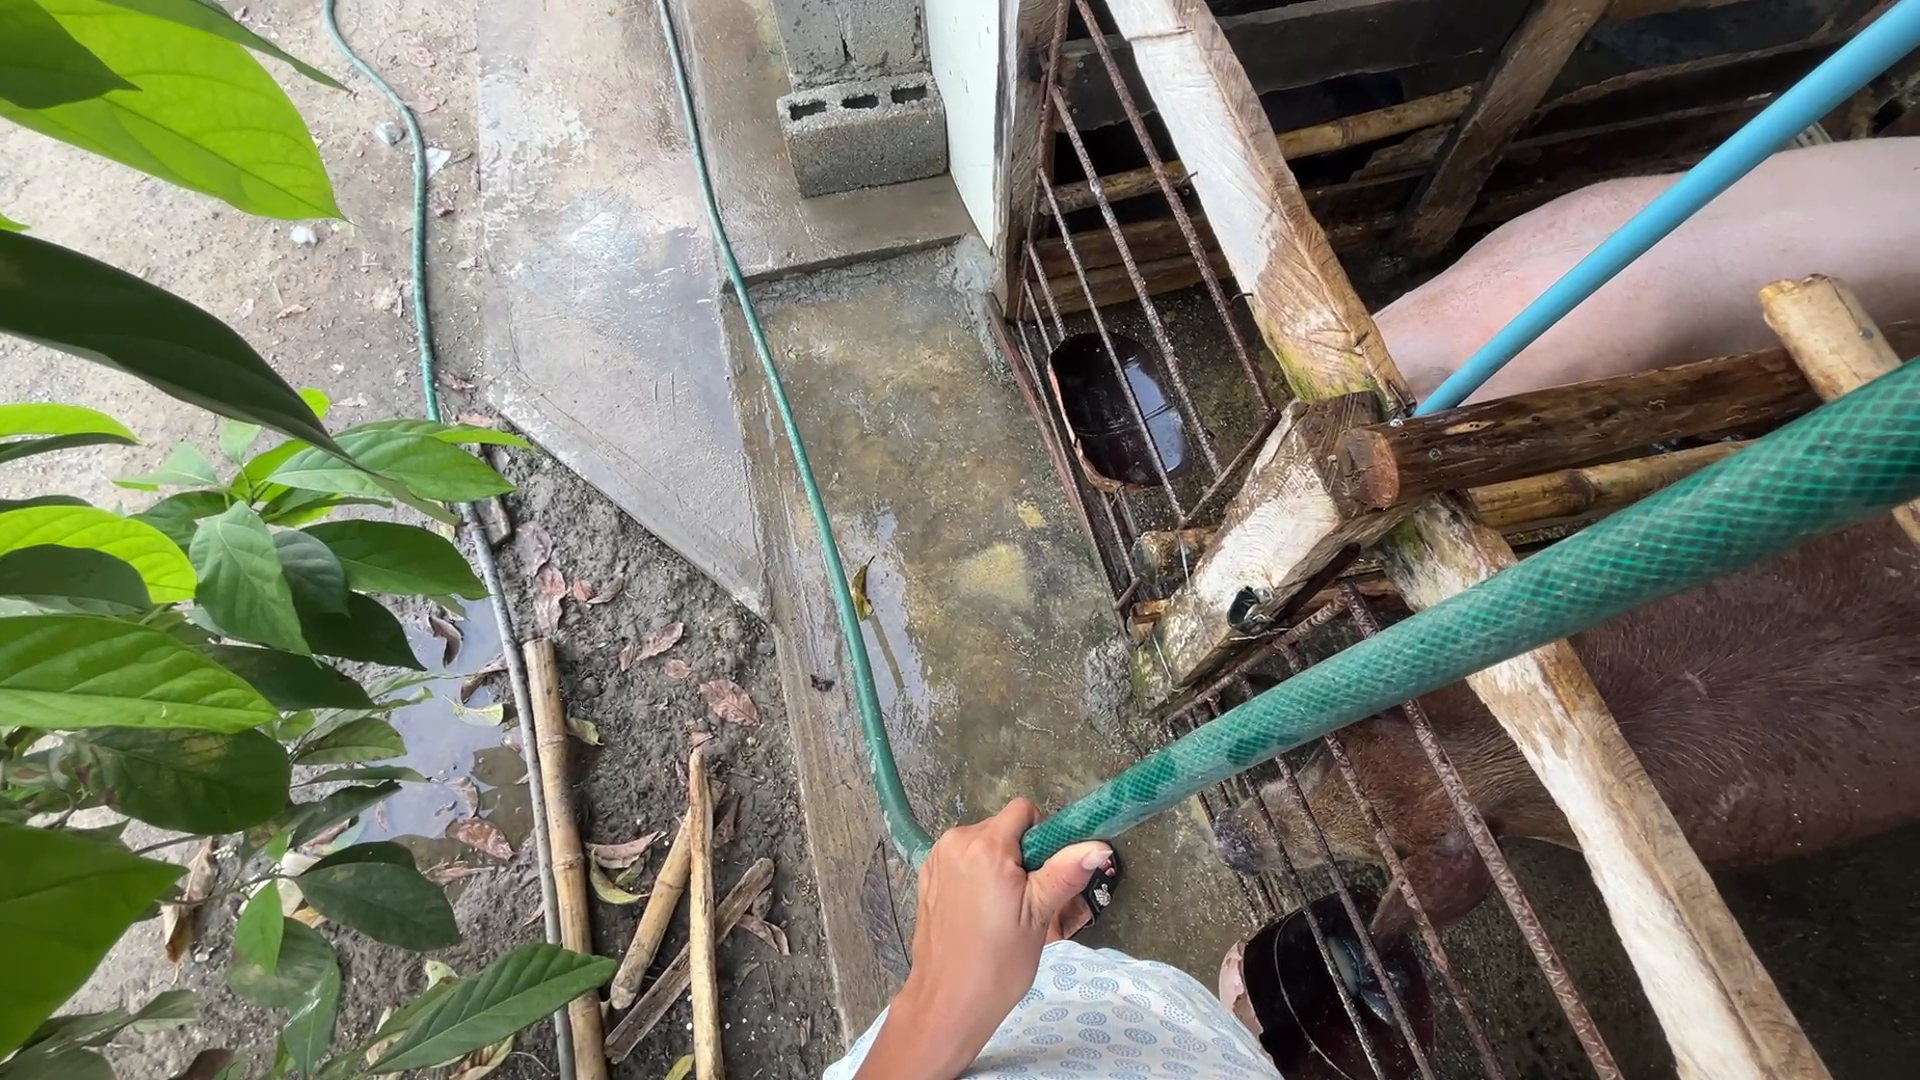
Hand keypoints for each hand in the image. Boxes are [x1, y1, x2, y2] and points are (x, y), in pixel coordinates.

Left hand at [853, 800, 1111, 1079]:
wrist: (947, 1002)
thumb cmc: (999, 963)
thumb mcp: (1040, 915)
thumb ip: (1066, 872)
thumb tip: (1099, 847)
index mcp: (986, 844)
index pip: (1023, 810)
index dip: (1040, 837)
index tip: (1040, 874)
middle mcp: (957, 839)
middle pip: (1002, 826)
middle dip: (1018, 853)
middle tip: (1022, 899)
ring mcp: (937, 855)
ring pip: (982, 841)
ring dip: (995, 862)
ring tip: (999, 907)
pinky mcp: (926, 872)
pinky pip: (961, 856)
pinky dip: (973, 872)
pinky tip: (976, 909)